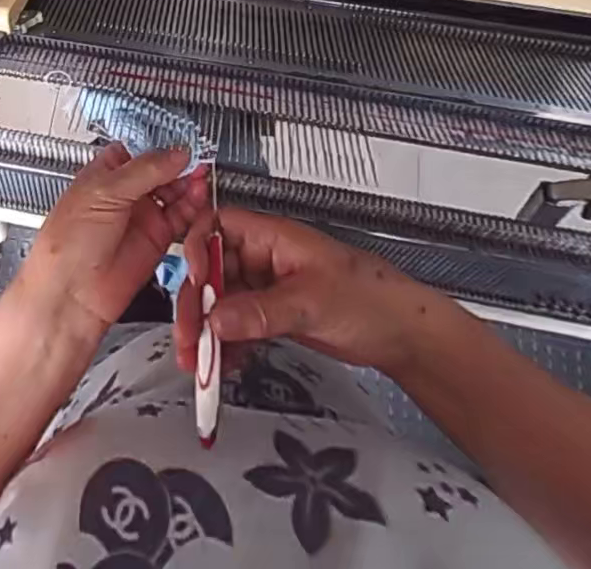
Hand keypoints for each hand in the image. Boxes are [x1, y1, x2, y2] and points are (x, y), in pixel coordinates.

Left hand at [13, 143, 208, 340]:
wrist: (70, 294)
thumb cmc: (66, 244)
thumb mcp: (104, 192)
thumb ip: (145, 170)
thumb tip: (175, 153)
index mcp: (106, 173)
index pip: (141, 149)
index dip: (162, 144)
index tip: (181, 140)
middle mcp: (126, 192)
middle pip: (162, 169)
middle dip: (180, 162)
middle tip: (196, 157)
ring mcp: (142, 215)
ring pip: (175, 191)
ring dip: (189, 182)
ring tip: (201, 175)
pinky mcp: (157, 238)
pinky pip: (182, 217)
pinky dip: (193, 206)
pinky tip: (199, 195)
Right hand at [174, 206, 444, 372]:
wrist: (400, 333)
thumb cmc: (369, 296)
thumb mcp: (311, 301)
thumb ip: (261, 311)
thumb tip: (215, 320)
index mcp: (272, 237)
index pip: (219, 225)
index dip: (198, 246)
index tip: (192, 279)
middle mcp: (264, 258)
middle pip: (213, 270)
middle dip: (196, 303)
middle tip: (189, 337)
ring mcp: (267, 288)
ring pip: (221, 302)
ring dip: (206, 331)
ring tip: (199, 363)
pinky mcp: (272, 315)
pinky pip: (237, 326)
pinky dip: (227, 345)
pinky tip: (224, 365)